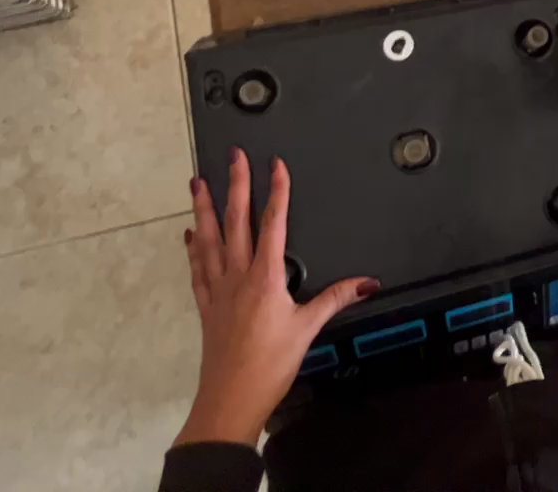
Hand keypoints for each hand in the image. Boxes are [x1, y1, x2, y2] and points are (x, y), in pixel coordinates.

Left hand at [175, 149, 377, 446]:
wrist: (229, 402)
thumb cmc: (269, 365)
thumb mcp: (308, 328)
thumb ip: (336, 298)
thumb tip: (367, 281)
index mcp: (265, 277)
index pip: (273, 223)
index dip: (277, 191)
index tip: (276, 165)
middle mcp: (237, 277)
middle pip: (236, 221)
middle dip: (236, 185)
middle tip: (232, 156)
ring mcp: (218, 290)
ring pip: (209, 239)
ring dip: (203, 209)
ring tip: (197, 182)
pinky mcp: (206, 306)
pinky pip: (197, 269)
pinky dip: (193, 248)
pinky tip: (190, 234)